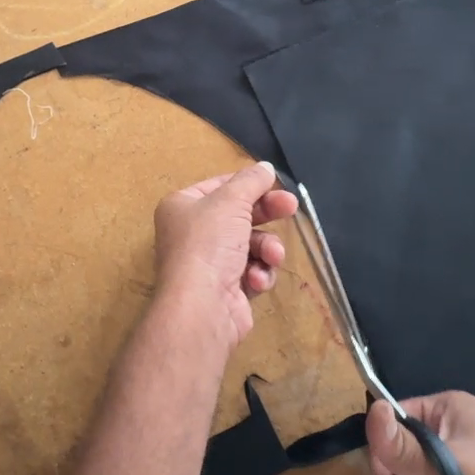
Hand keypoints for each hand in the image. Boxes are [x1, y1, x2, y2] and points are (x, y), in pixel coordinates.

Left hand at [152, 162, 298, 347]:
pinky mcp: (226, 290)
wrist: (202, 307)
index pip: (220, 187)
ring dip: (266, 248)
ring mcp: (209, 264)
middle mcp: (192, 233)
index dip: (248, 185)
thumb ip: (251, 181)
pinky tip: (256, 279)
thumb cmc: (209, 243)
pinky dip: (259, 274)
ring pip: (251, 245)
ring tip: (271, 255)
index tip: (275, 183)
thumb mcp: (231, 201)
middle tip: (292, 207)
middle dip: (266, 214)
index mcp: (183, 206)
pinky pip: (252, 271)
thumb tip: (266, 167)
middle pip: (239, 215)